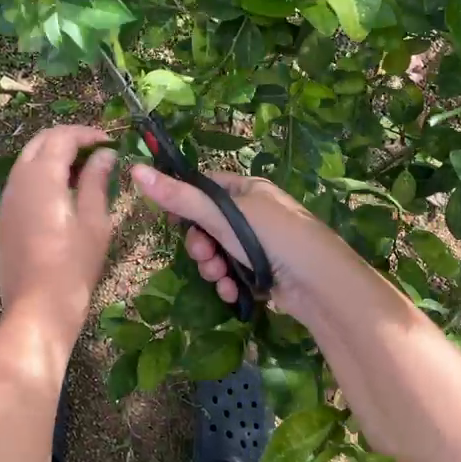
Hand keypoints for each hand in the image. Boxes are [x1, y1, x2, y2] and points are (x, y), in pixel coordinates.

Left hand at [0, 126, 118, 336]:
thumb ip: (97, 181)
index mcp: (41, 175)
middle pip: (40, 142)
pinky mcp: (3, 219)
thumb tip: (105, 155)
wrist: (36, 310)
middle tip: (96, 151)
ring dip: (52, 157)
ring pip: (27, 162)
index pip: (62, 137)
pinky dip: (40, 177)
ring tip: (82, 172)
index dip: (87, 134)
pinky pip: (20, 185)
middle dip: (67, 139)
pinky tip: (60, 196)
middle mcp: (18, 180)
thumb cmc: (73, 266)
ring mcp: (6, 200)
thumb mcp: (94, 221)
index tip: (110, 142)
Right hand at [131, 165, 320, 312]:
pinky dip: (230, 282)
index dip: (185, 202)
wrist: (324, 288)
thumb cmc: (274, 238)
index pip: (205, 188)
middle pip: (209, 223)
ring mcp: (263, 246)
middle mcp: (256, 214)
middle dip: (200, 243)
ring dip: (213, 266)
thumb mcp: (222, 214)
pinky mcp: (268, 275)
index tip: (172, 220)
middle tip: (203, 255)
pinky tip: (233, 292)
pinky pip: (236, 273)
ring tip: (220, 278)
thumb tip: (135, 169)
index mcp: (249, 189)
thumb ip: (178, 196)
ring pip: (220, 251)